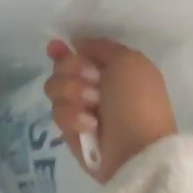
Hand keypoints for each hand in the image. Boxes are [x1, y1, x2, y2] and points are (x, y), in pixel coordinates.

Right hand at [45, 37, 175, 182]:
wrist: (136, 149)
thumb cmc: (138, 102)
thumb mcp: (129, 62)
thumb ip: (101, 47)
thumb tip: (76, 43)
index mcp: (112, 67)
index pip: (79, 52)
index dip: (66, 49)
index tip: (58, 48)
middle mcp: (94, 86)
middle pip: (60, 68)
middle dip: (73, 72)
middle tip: (94, 83)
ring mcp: (80, 109)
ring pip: (54, 89)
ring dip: (74, 94)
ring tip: (94, 108)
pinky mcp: (70, 131)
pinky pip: (58, 114)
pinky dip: (74, 118)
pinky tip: (91, 127)